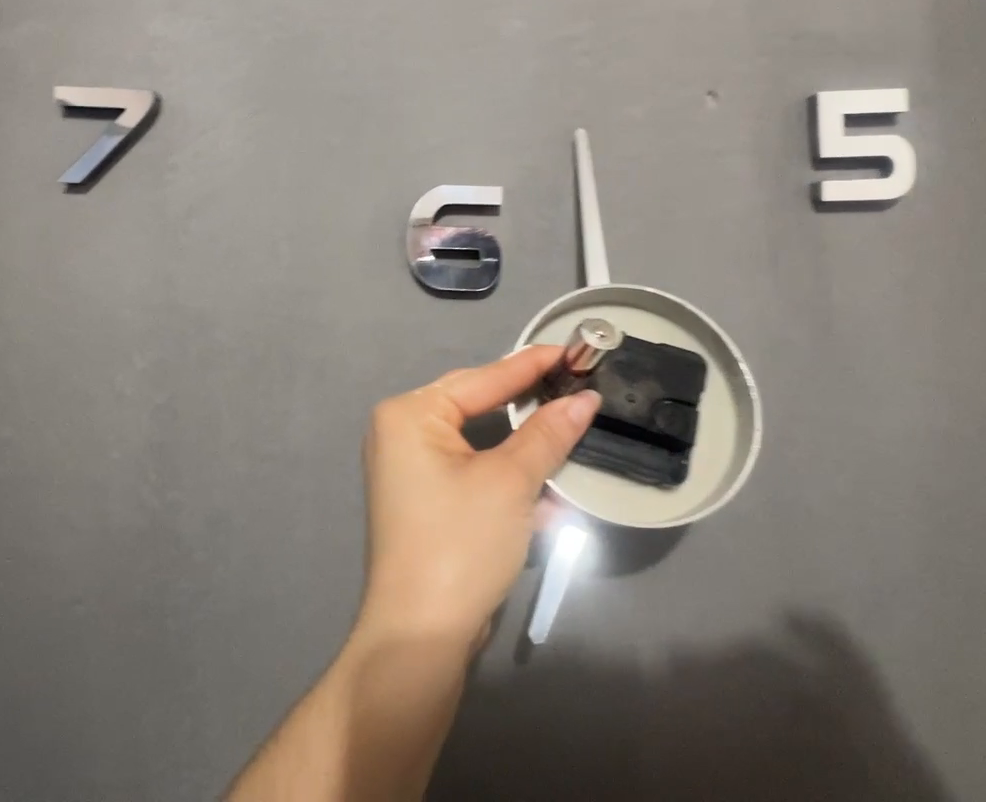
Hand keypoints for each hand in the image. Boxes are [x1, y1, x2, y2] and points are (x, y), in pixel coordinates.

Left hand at [354, 345, 600, 650]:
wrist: (420, 634)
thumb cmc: (461, 542)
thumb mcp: (511, 481)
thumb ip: (547, 434)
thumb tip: (585, 399)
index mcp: (409, 415)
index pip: (482, 378)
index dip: (531, 365)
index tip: (573, 351)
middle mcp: (401, 435)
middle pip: (476, 406)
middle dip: (527, 403)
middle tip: (575, 384)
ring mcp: (410, 472)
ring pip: (479, 444)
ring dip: (523, 446)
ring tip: (568, 426)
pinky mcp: (425, 504)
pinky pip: (473, 474)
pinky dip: (508, 477)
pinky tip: (547, 487)